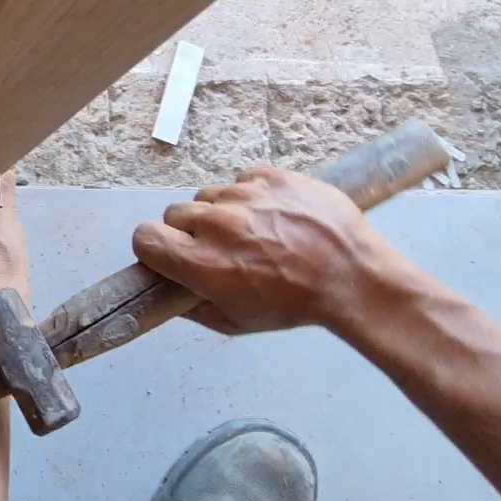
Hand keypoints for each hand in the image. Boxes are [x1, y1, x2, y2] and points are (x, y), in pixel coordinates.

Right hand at [130, 168, 417, 334]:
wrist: (356, 279)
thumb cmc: (295, 306)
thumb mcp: (235, 323)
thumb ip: (192, 306)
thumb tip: (170, 289)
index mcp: (201, 262)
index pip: (145, 237)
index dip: (155, 245)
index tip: (171, 252)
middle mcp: (216, 224)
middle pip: (174, 213)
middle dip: (190, 230)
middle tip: (220, 246)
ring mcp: (244, 196)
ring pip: (209, 196)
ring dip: (221, 212)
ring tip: (254, 231)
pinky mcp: (270, 177)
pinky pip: (242, 181)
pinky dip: (252, 196)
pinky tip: (274, 216)